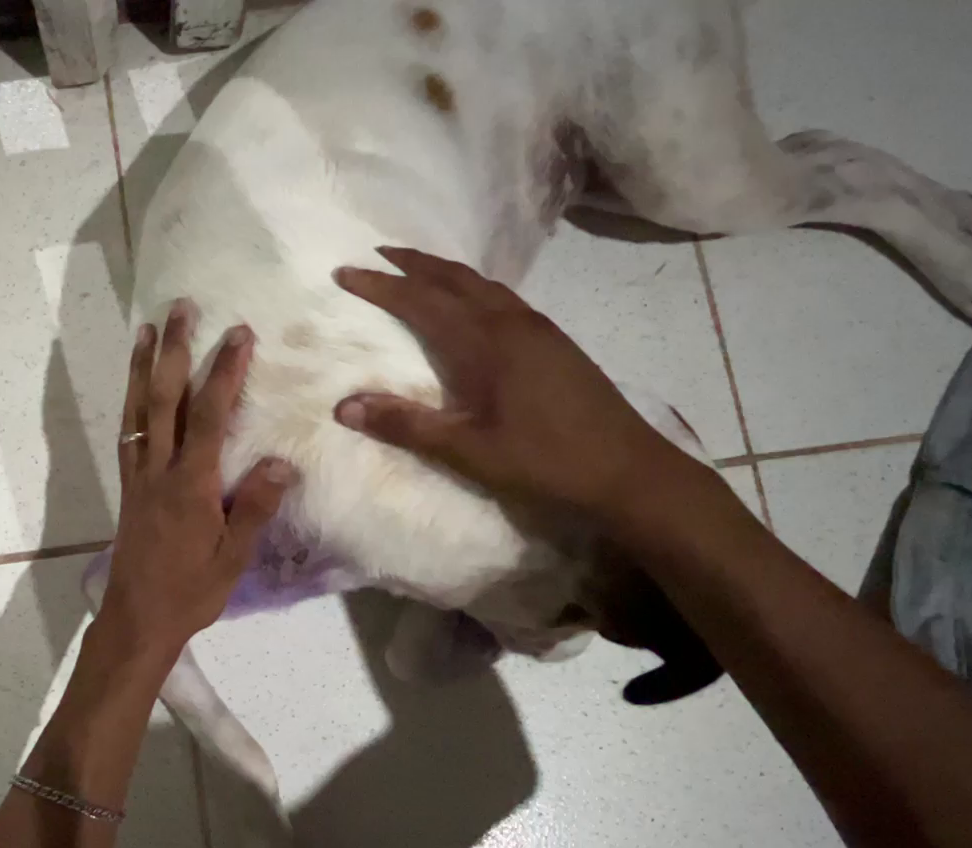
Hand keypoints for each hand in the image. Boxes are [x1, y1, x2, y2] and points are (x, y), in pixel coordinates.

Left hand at [98, 301, 295, 654]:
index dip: (224, 373)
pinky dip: (131, 403)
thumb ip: (255, 509)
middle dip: (174, 351)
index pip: (211, 417)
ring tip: (145, 329)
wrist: (137, 619)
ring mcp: (139, 478)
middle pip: (165, 400)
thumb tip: (281, 463)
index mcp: (192, 485)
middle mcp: (160, 471)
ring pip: (138, 411)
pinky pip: (128, 435)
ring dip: (142, 367)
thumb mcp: (233, 558)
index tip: (238, 333)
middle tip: (180, 308)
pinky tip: (134, 389)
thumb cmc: (191, 592)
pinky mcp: (129, 488)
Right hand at [332, 248, 694, 517]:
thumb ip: (407, 425)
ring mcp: (538, 328)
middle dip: (412, 265)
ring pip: (482, 284)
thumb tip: (344, 407)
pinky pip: (502, 298)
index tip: (345, 272)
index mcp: (486, 343)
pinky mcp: (554, 341)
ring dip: (444, 273)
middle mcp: (511, 323)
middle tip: (378, 255)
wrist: (627, 468)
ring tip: (417, 271)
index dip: (380, 286)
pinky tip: (471, 305)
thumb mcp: (468, 450)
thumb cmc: (543, 460)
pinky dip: (472, 288)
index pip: (421, 302)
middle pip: (454, 279)